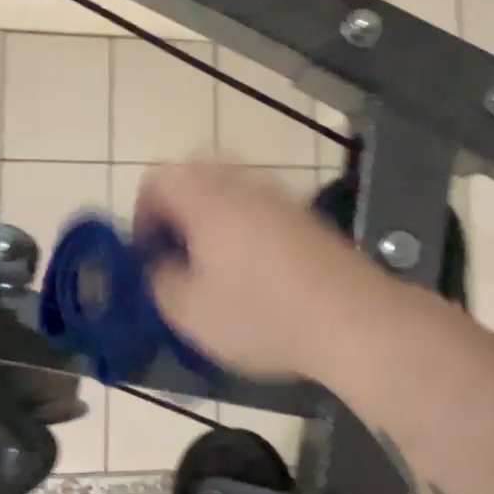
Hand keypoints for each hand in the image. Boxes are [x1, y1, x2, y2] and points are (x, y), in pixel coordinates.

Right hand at [133, 161, 422, 379]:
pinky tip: (253, 270)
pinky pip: (261, 206)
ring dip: (212, 217)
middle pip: (195, 173)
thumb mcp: (190, 312)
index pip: (156, 179)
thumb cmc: (261, 316)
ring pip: (231, 189)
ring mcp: (280, 196)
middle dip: (177, 209)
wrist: (352, 320)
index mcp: (205, 198)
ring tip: (213, 264)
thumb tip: (157, 265)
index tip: (147, 255)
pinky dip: (245, 226)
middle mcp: (242, 184)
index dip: (141, 214)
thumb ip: (158, 281)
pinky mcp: (307, 217)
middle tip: (177, 252)